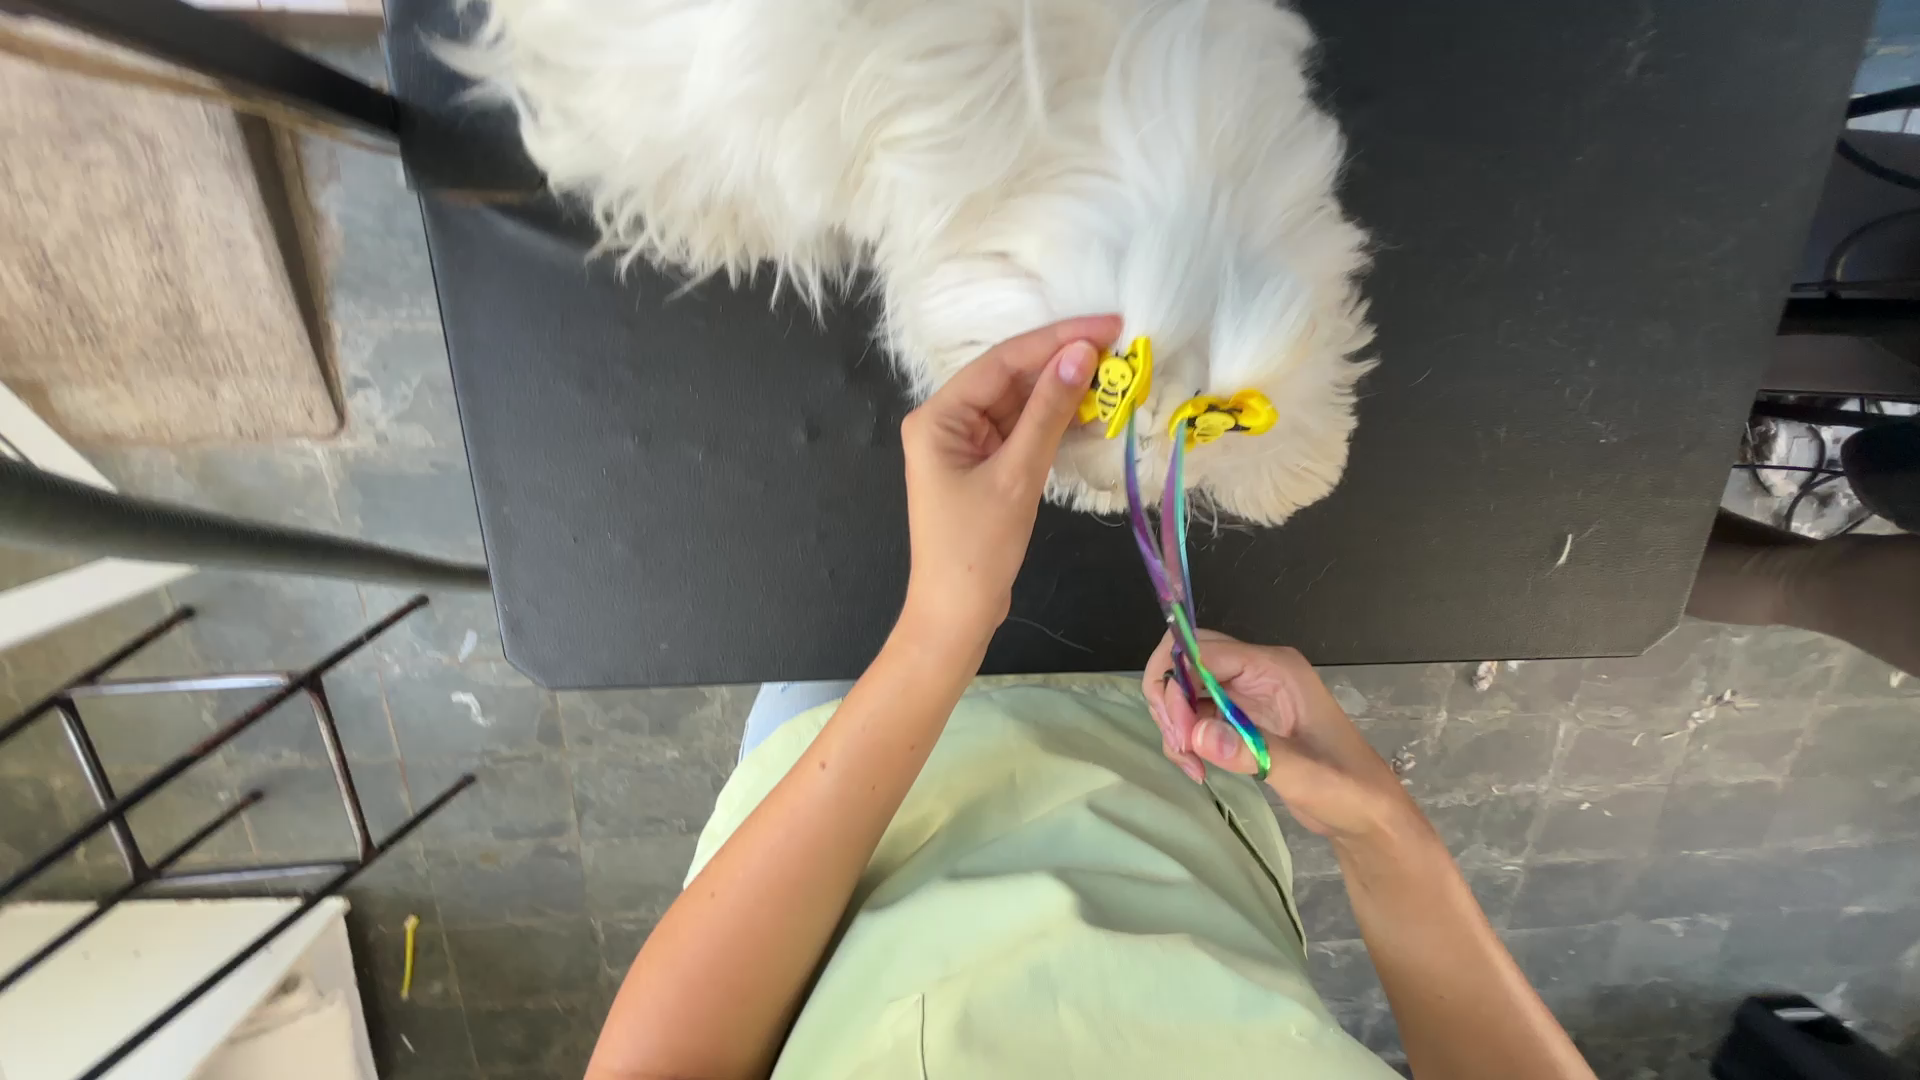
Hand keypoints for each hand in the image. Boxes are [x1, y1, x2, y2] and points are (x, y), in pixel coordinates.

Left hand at [898, 316, 1121, 640]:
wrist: (958, 613)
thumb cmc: (977, 547)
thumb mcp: (1016, 475)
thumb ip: (1048, 412)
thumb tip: (1081, 354)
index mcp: (939, 417)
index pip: (1003, 362)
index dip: (1056, 339)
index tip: (1109, 326)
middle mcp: (948, 422)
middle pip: (1012, 379)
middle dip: (1064, 365)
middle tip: (1122, 350)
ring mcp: (967, 445)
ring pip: (1022, 405)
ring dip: (1066, 395)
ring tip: (1117, 379)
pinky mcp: (986, 467)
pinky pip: (1024, 433)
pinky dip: (1056, 426)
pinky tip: (1095, 415)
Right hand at [1141, 630, 1420, 844]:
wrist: (1366, 816)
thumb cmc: (1351, 792)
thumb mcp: (1309, 777)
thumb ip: (1253, 753)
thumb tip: (1196, 735)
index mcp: (1275, 668)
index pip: (1203, 650)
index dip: (1179, 684)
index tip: (1180, 732)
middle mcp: (1253, 670)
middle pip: (1185, 659)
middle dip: (1168, 698)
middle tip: (1179, 744)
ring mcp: (1242, 692)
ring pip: (1182, 686)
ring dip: (1172, 721)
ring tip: (1189, 762)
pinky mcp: (1233, 715)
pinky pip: (1190, 712)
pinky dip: (1182, 736)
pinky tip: (1196, 767)